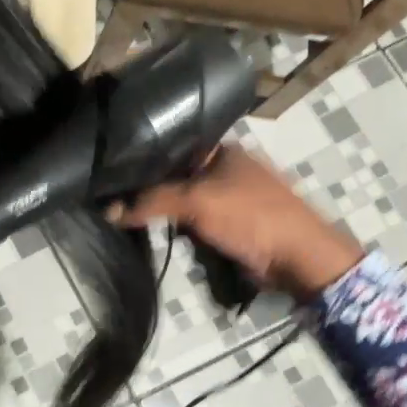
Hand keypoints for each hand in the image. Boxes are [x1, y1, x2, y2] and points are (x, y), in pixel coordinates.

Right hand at [109, 147, 363, 298]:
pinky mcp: (231, 225)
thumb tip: (108, 211)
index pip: (172, 148)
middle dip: (151, 191)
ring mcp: (230, 197)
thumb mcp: (196, 202)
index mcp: (224, 149)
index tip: (113, 174)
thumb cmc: (251, 216)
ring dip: (165, 215)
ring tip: (128, 218)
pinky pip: (195, 224)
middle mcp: (226, 168)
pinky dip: (180, 231)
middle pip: (176, 176)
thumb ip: (151, 202)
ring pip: (183, 203)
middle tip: (117, 200)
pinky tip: (156, 234)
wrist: (298, 258)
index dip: (144, 160)